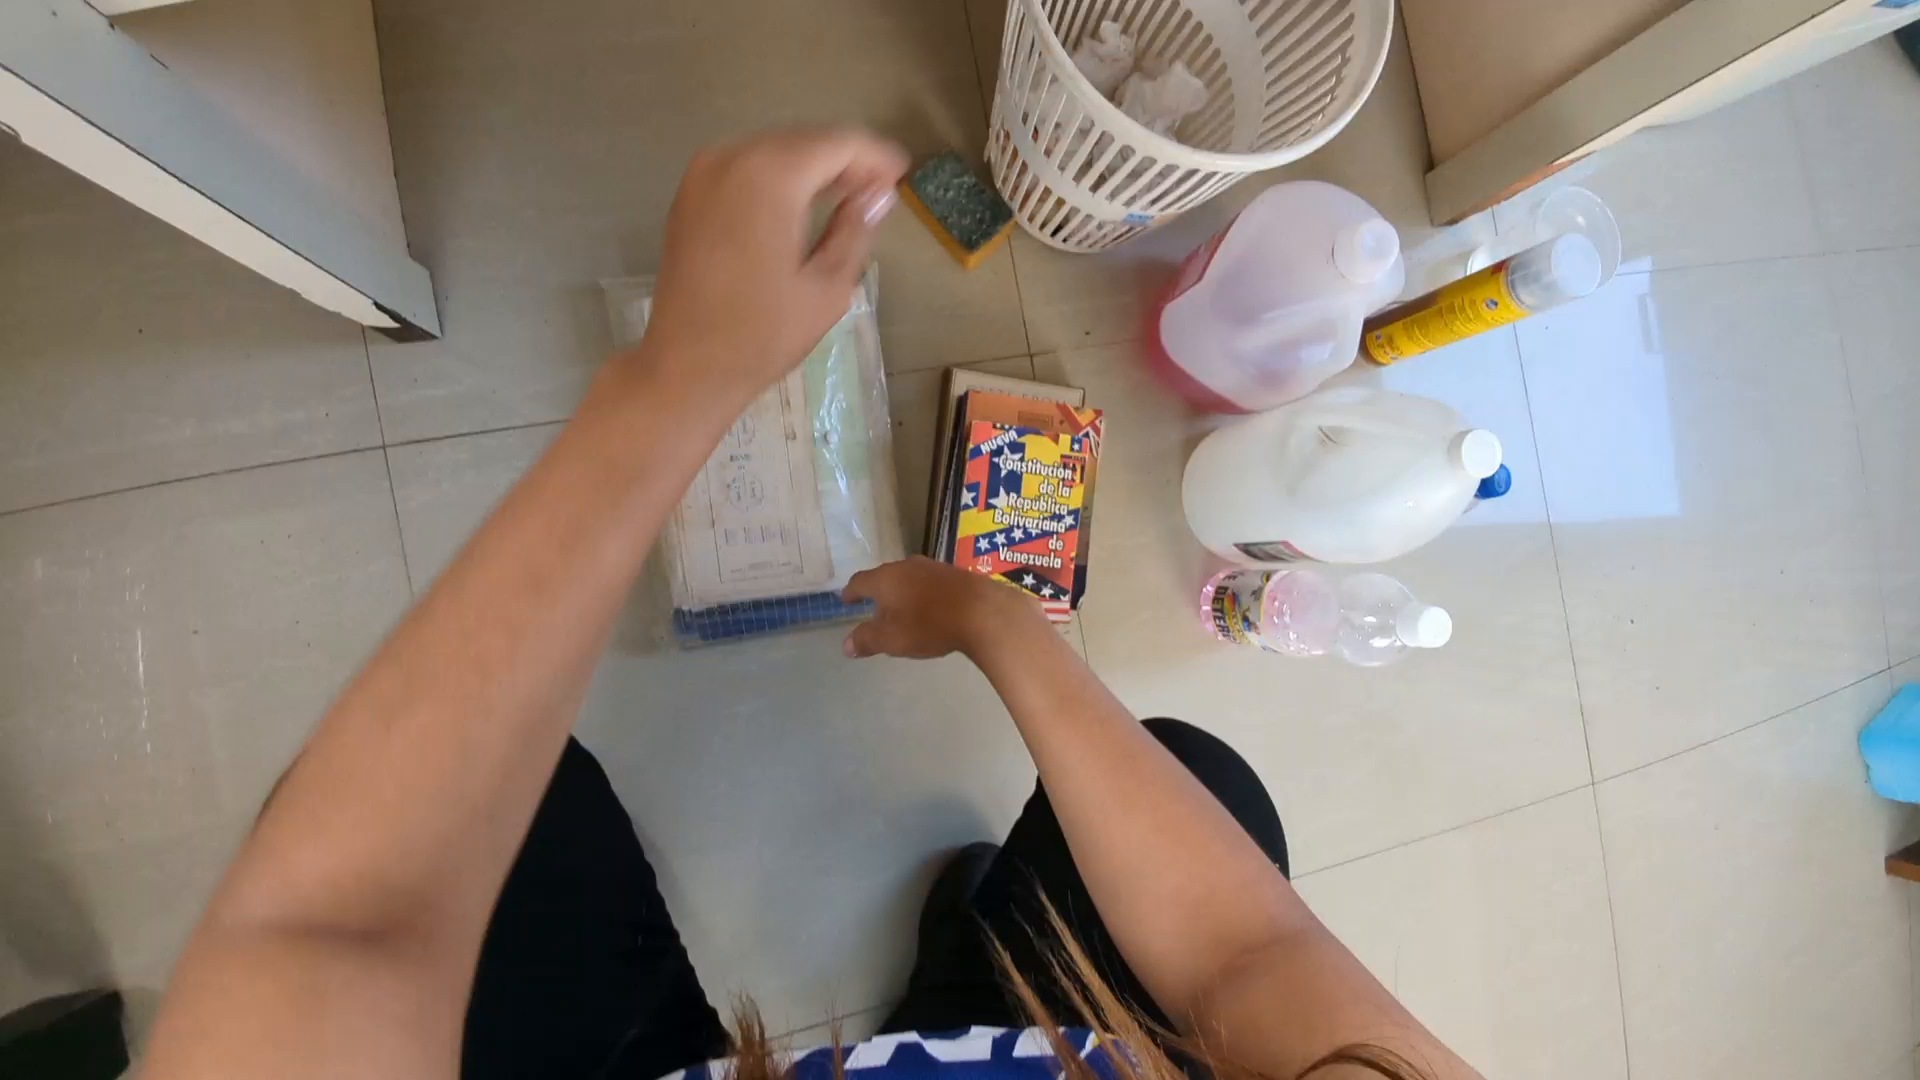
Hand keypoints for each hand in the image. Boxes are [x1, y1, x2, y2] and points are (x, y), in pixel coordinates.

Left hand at [634, 128, 908, 408]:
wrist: (688, 366)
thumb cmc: (764, 335)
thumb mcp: (827, 288)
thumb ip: (856, 230)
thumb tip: (878, 195)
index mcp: (770, 177)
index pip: (836, 144)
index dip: (874, 157)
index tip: (901, 176)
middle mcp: (731, 158)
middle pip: (802, 141)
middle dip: (844, 161)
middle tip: (879, 191)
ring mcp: (703, 174)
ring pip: (773, 153)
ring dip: (812, 170)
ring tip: (847, 200)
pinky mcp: (689, 196)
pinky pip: (745, 171)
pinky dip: (779, 181)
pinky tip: (800, 209)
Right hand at [841, 557, 1048, 659]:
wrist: (981, 611)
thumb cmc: (928, 624)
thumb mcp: (892, 639)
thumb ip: (867, 640)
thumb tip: (846, 645)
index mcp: (885, 579)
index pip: (860, 581)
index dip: (851, 592)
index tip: (846, 599)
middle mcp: (906, 566)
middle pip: (885, 577)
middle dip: (878, 592)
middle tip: (874, 607)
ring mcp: (933, 567)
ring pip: (908, 578)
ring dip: (902, 592)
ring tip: (901, 609)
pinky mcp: (955, 574)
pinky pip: (929, 583)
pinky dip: (922, 594)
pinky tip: (930, 607)